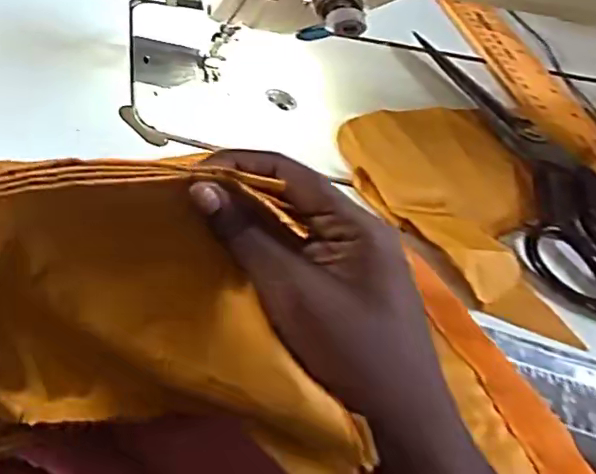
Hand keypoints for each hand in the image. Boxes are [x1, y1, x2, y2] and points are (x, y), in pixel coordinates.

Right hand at [190, 152, 489, 471]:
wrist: (404, 432)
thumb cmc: (351, 351)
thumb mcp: (289, 287)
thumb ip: (243, 232)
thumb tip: (199, 186)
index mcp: (355, 225)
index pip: (288, 170)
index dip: (238, 163)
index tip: (195, 172)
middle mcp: (355, 232)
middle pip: (288, 190)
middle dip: (237, 186)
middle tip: (191, 190)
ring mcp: (349, 258)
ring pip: (287, 216)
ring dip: (245, 211)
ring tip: (202, 210)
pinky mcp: (339, 280)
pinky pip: (291, 242)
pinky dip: (258, 236)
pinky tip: (229, 240)